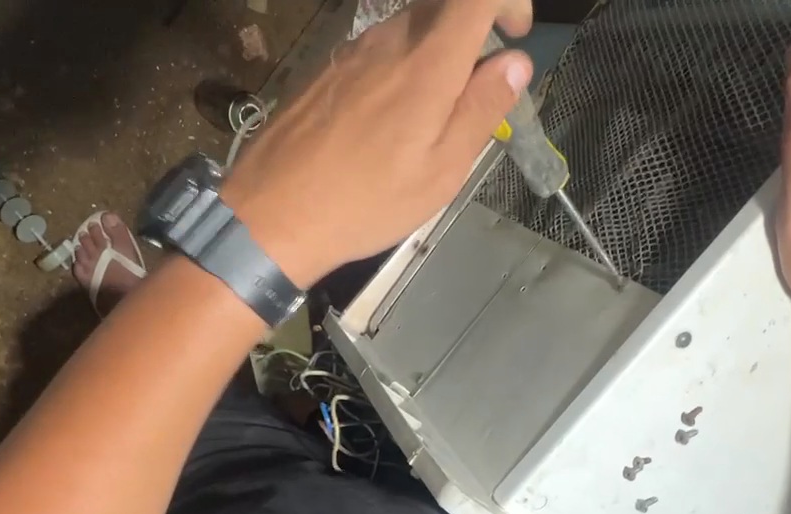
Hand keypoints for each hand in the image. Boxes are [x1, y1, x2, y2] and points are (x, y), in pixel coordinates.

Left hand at [219, 0, 533, 286]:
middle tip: (475, 91)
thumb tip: (515, 63)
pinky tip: (386, 126)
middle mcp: (389, 41)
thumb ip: (480, 110)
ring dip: (433, 57)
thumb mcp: (439, 172)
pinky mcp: (325, 71)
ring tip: (428, 119)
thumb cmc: (366, 204)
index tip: (516, 33)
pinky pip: (375, 53)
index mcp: (427, 63)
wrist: (274, 215)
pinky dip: (398, 71)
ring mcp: (351, 53)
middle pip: (442, 7)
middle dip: (472, 34)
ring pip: (407, 31)